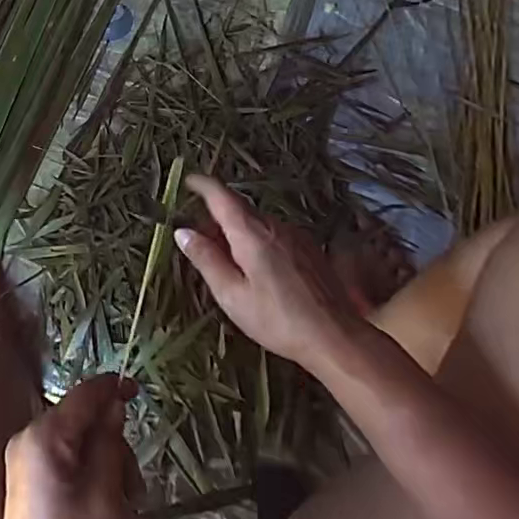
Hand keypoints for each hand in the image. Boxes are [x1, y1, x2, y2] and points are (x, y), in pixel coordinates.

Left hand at [0, 375, 162, 518]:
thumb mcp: (104, 496)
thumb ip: (110, 443)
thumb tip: (115, 405)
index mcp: (43, 437)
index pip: (83, 394)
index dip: (112, 387)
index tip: (134, 388)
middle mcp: (27, 441)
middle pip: (81, 420)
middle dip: (112, 443)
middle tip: (131, 483)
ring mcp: (24, 462)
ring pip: (77, 442)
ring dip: (105, 463)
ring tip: (120, 501)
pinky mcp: (27, 483)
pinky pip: (65, 461)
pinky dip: (89, 474)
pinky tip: (103, 504)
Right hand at [174, 175, 364, 371]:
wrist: (336, 337)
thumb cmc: (277, 319)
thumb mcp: (232, 295)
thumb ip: (206, 260)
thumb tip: (183, 232)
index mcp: (251, 233)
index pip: (221, 196)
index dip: (202, 185)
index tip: (187, 181)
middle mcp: (274, 225)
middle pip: (238, 209)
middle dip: (215, 220)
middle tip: (200, 244)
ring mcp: (295, 234)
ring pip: (256, 222)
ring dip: (236, 232)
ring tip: (228, 264)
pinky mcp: (309, 248)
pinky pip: (274, 233)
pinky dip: (256, 241)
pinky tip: (257, 270)